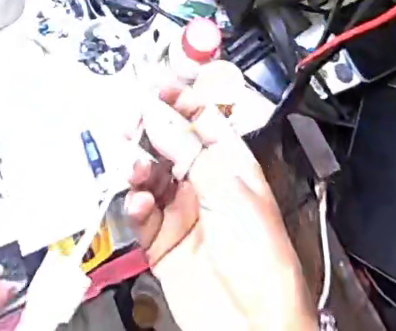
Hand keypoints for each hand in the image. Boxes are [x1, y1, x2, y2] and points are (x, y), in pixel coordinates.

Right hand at [127, 67, 318, 330]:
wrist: (254, 322)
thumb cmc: (263, 257)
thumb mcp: (225, 187)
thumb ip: (188, 148)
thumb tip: (160, 114)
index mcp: (230, 160)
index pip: (201, 116)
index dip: (178, 99)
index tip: (155, 88)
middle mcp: (205, 180)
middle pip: (170, 143)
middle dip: (149, 130)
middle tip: (131, 123)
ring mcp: (184, 211)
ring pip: (151, 175)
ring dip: (138, 166)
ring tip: (135, 167)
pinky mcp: (165, 243)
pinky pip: (141, 215)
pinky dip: (135, 205)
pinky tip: (138, 203)